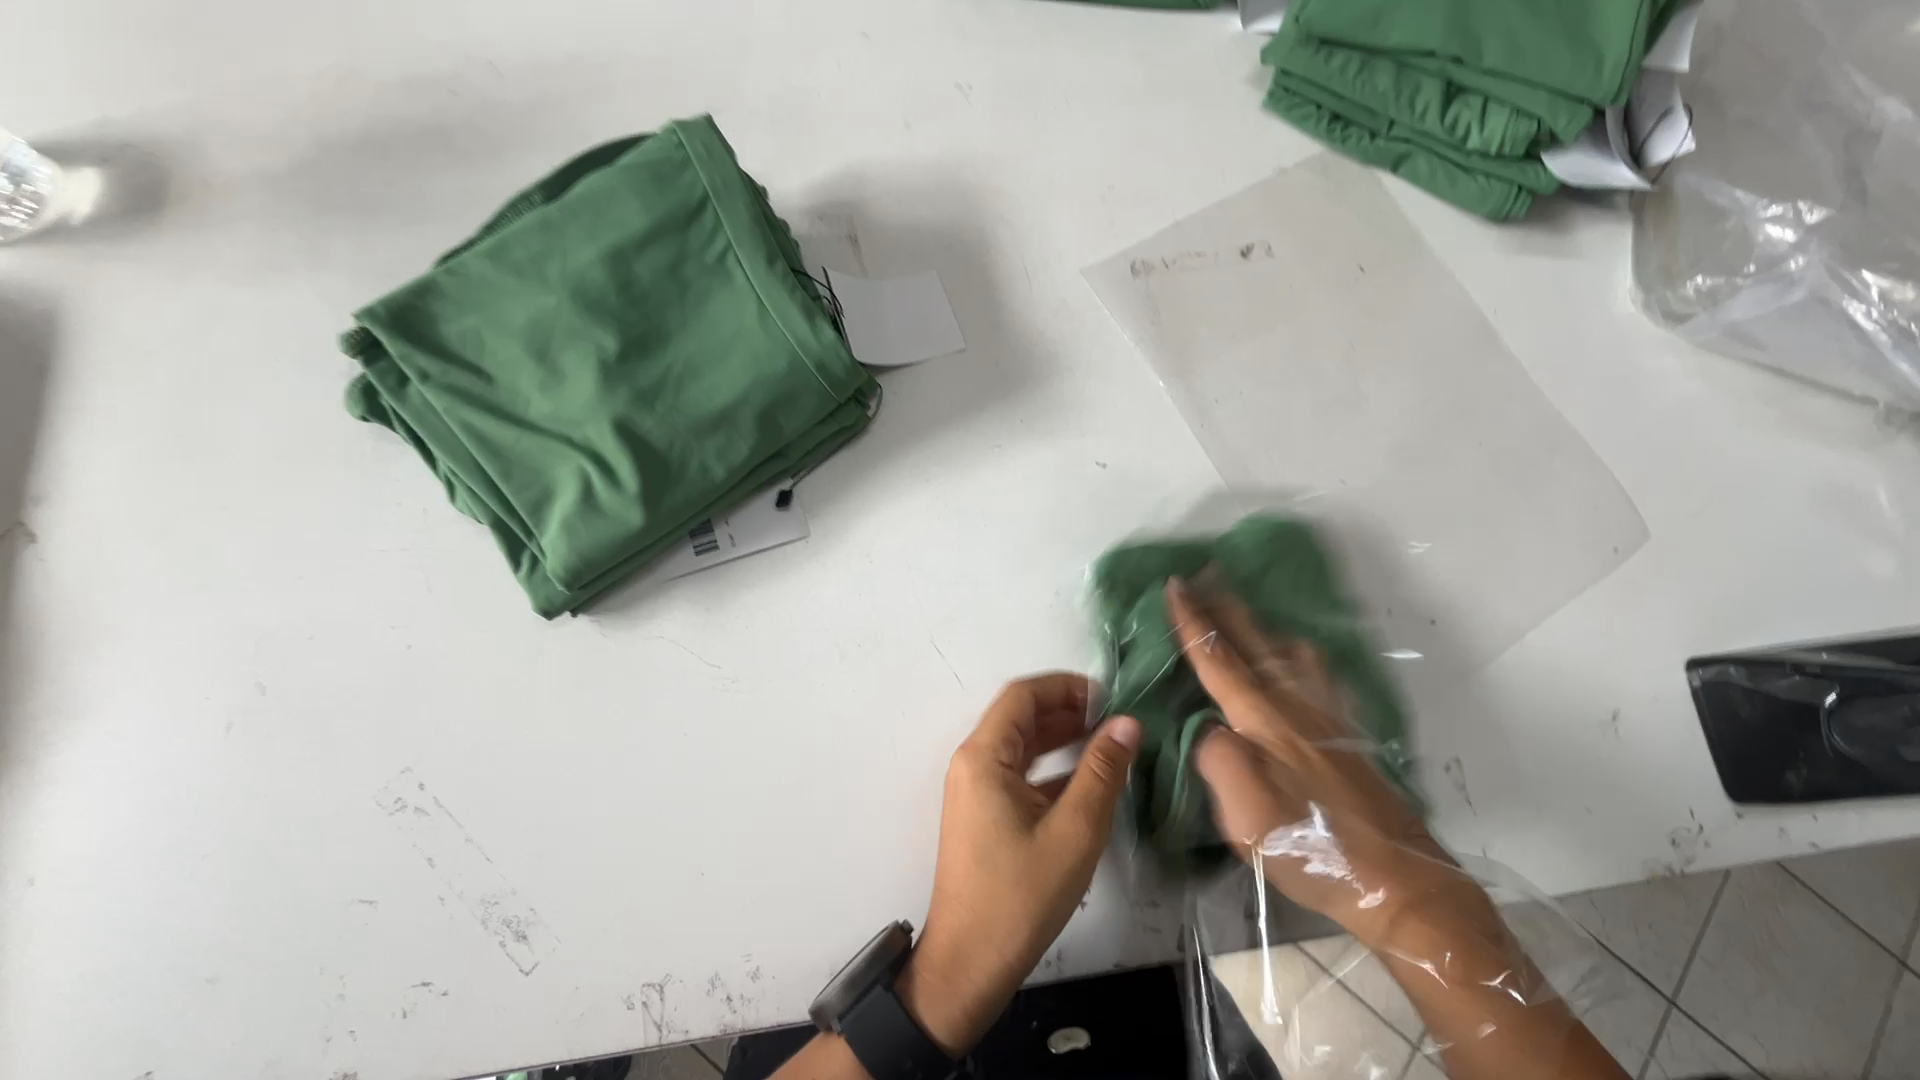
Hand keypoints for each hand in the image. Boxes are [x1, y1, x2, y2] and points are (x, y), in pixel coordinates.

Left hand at [895, 673, 1140, 1056]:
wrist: (970, 963)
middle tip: (1118, 720)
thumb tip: (1127, 723)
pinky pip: (1021, 776)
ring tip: (1113, 745)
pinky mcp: (986, 816)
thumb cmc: (1019, 896)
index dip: (1066, 687)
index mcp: (984, 757)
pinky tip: (1091, 783)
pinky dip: (1054, 771)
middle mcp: (974, 765)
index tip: (1110, 697)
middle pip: (1022, 718)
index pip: (1022, 696)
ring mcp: (978, 792)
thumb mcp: (1074, 830)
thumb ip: (1102, 771)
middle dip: (1069, 712)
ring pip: (1023, 748)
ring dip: (1064, 741)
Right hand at [1165, 577, 1487, 947]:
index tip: (1174, 584)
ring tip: (1247, 611)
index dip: (1193, 621)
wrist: (1396, 880)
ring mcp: (1327, 718)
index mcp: (1264, 719)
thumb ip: (1216, 758)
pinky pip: (1316, 673)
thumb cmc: (1309, 845)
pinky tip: (1300, 662)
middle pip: (1257, 642)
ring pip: (1291, 652)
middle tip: (1207, 572)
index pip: (1218, 659)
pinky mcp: (1347, 735)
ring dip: (1262, 623)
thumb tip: (1210, 728)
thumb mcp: (1243, 812)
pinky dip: (1297, 652)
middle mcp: (1296, 706)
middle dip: (1227, 605)